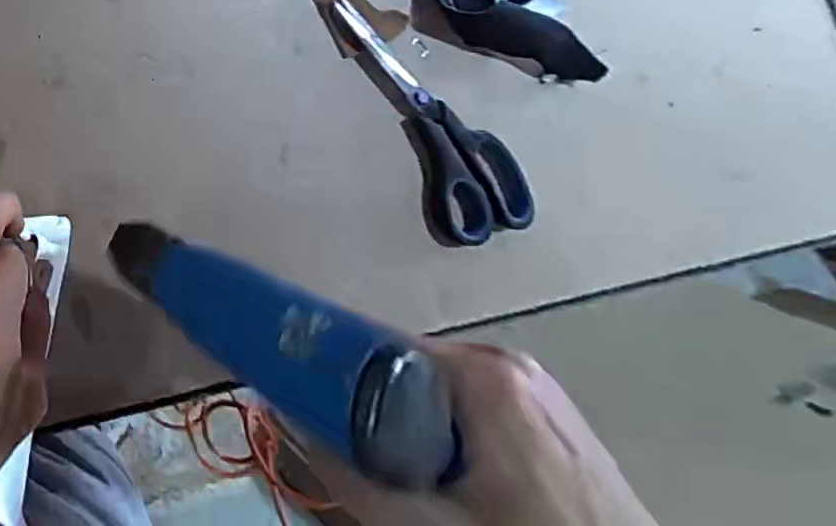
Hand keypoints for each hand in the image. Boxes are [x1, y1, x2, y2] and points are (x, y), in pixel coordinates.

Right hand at [302, 340, 656, 525]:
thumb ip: (351, 475)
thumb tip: (282, 414)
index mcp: (482, 372)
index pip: (379, 346)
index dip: (339, 375)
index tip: (314, 407)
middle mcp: (508, 362)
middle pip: (408, 369)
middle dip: (379, 412)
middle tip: (370, 466)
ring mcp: (537, 388)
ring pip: (440, 392)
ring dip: (415, 430)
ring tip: (419, 488)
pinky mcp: (553, 416)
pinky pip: (476, 410)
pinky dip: (451, 439)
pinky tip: (461, 489)